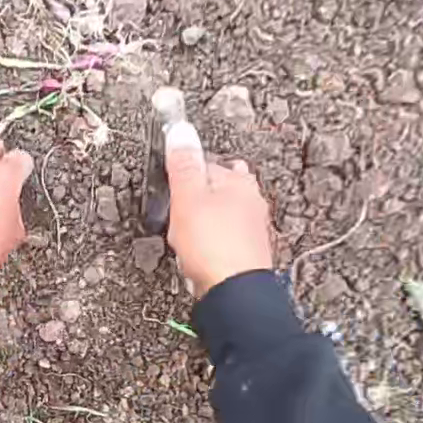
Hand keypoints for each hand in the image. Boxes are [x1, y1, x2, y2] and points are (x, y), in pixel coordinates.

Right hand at [163, 119, 273, 296]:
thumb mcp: (187, 198)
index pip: (206, 164)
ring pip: (222, 215)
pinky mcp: (248, 253)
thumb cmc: (212, 245)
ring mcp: (252, 228)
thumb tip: (181, 130)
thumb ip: (183, 165)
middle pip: (217, 190)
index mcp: (238, 181)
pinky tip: (201, 254)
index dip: (184, 176)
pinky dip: (211, 243)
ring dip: (204, 222)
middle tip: (178, 215)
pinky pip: (224, 239)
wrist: (234, 292)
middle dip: (197, 200)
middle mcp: (251, 201)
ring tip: (188, 237)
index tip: (170, 188)